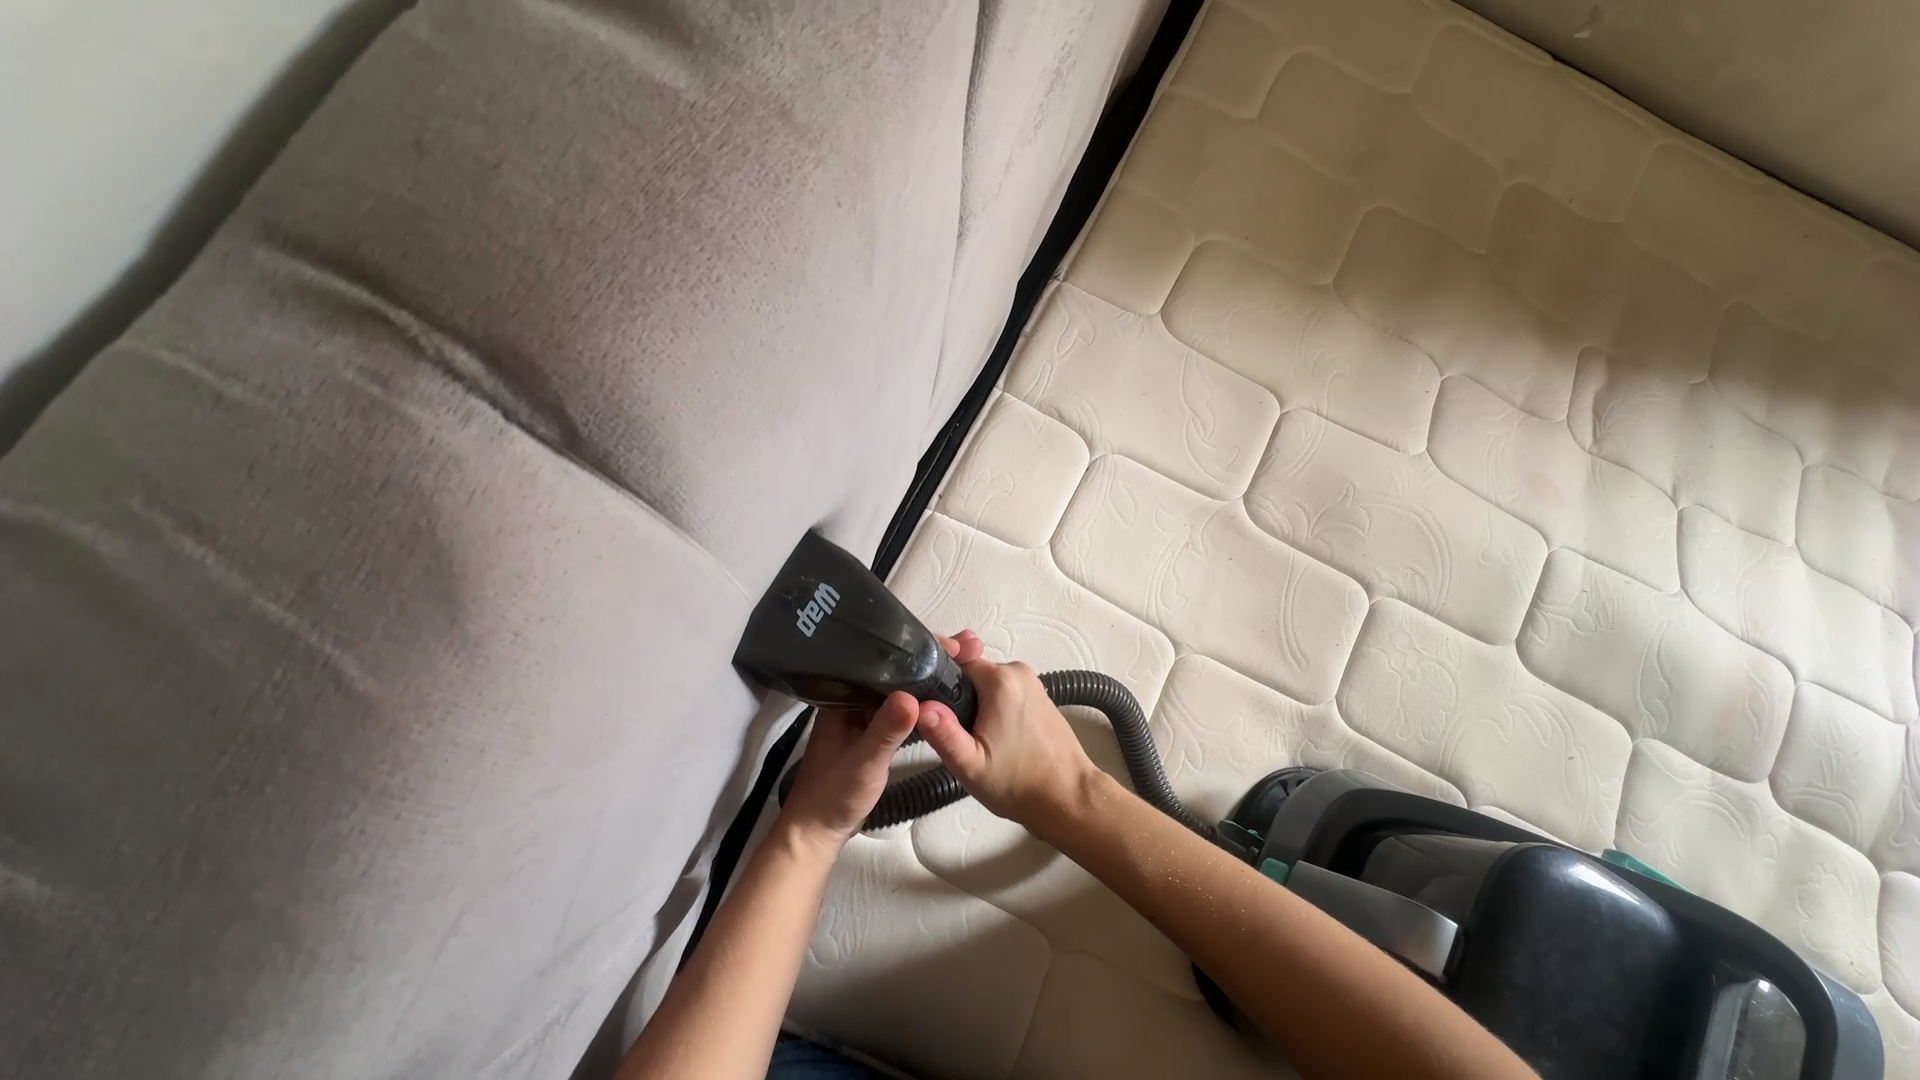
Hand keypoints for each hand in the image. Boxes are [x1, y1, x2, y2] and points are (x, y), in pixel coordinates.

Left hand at [774, 632, 984, 850]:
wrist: (817, 832)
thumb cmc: (833, 795)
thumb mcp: (863, 762)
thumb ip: (886, 731)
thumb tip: (911, 696)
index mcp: (841, 698)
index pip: (880, 661)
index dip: (915, 648)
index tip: (950, 644)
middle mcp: (851, 700)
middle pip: (891, 670)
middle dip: (926, 658)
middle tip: (965, 650)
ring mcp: (861, 717)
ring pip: (897, 688)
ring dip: (924, 678)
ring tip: (960, 666)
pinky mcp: (871, 733)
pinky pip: (898, 709)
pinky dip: (919, 701)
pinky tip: (941, 699)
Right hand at [912, 635, 1102, 834]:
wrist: (1067, 797)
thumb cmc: (1018, 783)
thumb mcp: (970, 765)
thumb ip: (942, 733)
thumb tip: (918, 705)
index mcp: (1001, 679)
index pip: (955, 662)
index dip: (938, 682)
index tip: (929, 707)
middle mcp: (1018, 671)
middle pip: (971, 672)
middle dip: (957, 698)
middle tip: (955, 734)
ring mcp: (1032, 682)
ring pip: (987, 683)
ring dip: (976, 705)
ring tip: (974, 739)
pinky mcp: (1039, 695)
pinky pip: (1004, 691)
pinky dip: (993, 708)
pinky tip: (993, 737)